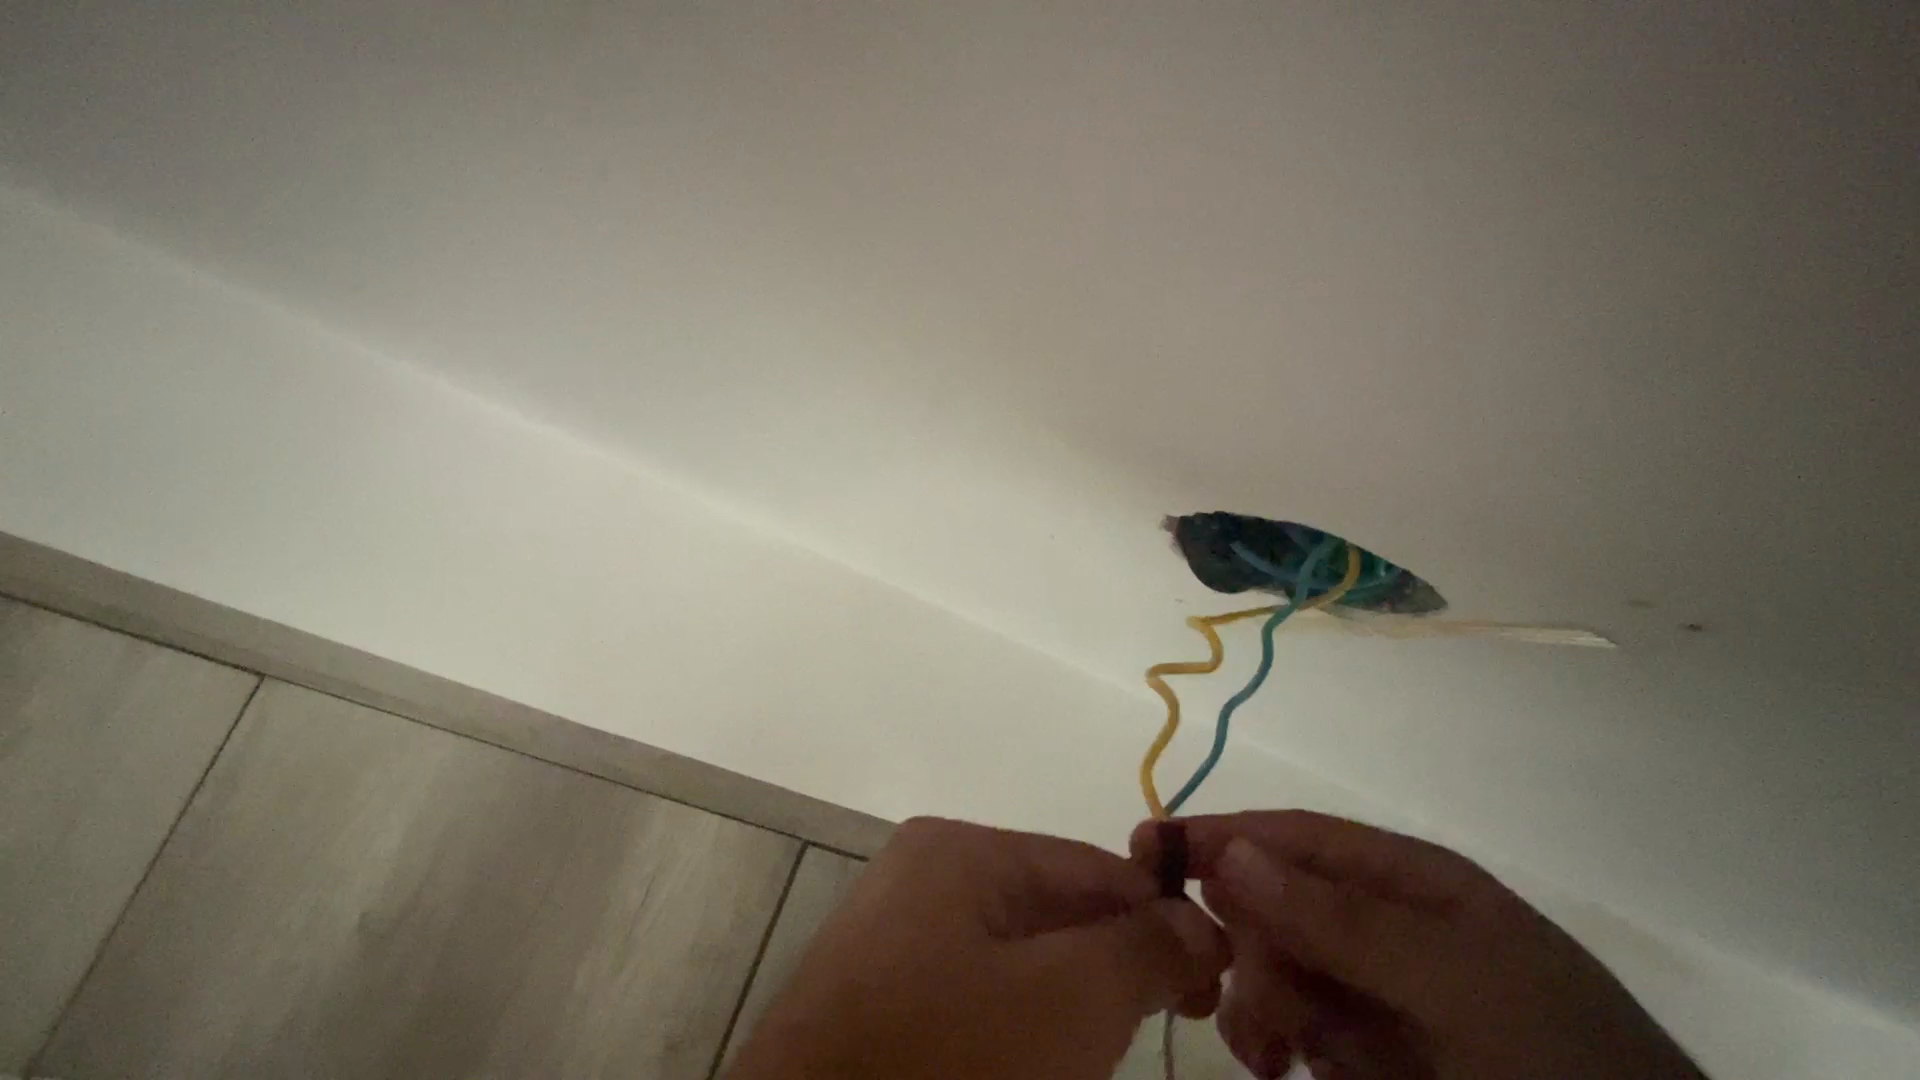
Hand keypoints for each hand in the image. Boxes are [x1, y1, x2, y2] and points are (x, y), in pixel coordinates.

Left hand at [724, 817, 1229, 1079]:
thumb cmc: (949, 1057)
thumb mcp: (1069, 999)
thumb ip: (1142, 950)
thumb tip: (1199, 923)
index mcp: (959, 851)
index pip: (1089, 866)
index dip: (1161, 914)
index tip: (1217, 972)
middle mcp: (920, 878)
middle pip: (1052, 908)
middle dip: (1116, 959)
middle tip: (1177, 1014)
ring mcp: (893, 938)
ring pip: (1015, 955)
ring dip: (1073, 995)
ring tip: (1113, 1041)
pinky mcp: (879, 997)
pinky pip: (974, 991)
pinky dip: (1021, 1019)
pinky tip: (1041, 1056)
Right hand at [1132, 812, 1707, 1079]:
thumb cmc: (1556, 1064)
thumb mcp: (1453, 980)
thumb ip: (1339, 919)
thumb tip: (1230, 853)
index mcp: (1410, 881)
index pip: (1293, 836)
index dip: (1219, 835)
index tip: (1146, 848)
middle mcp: (1385, 924)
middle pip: (1274, 904)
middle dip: (1245, 941)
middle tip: (1234, 994)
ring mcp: (1377, 992)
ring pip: (1277, 969)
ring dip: (1259, 1004)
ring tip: (1272, 1056)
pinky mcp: (1371, 1052)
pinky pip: (1297, 1029)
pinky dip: (1279, 1044)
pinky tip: (1288, 1071)